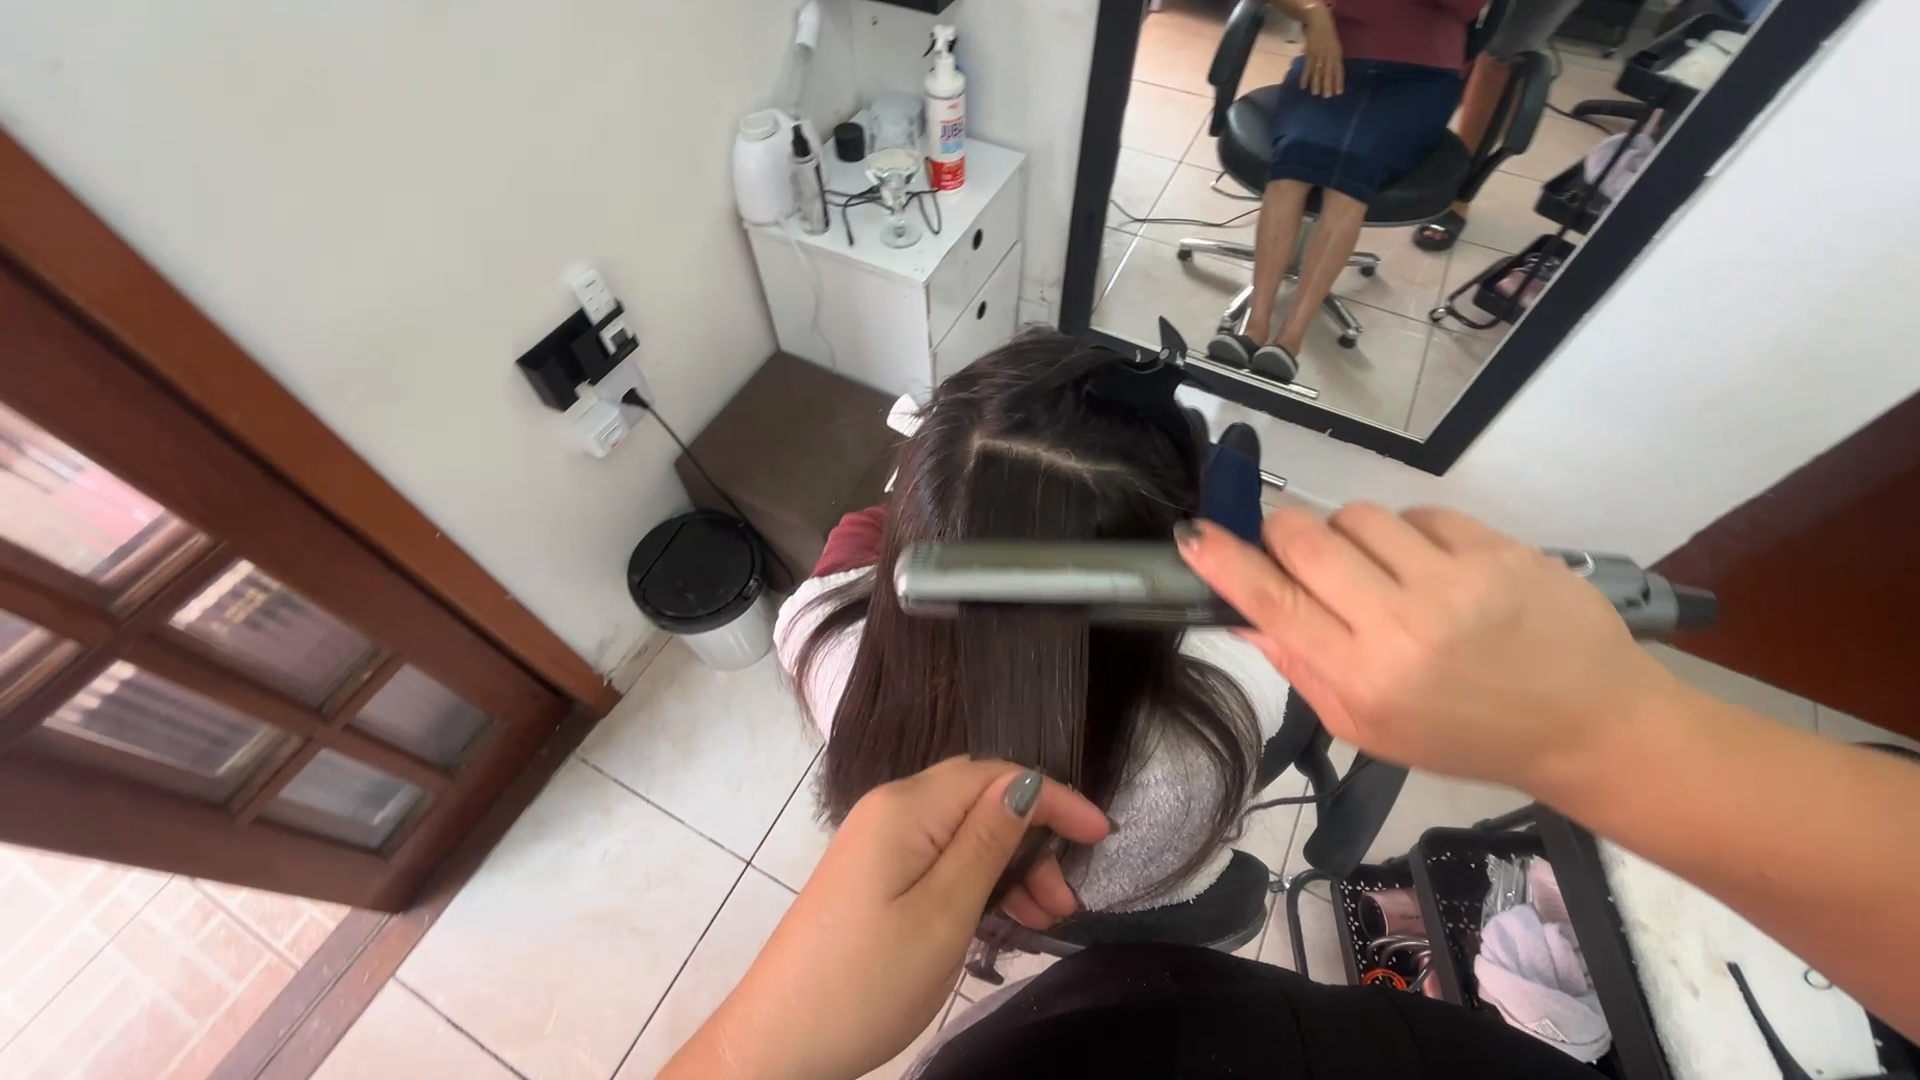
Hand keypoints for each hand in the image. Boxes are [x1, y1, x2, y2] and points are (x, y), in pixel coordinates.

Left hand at [662, 758, 1108, 1079]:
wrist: (776, 1041)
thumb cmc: (867, 979)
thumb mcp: (943, 914)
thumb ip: (987, 842)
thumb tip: (1026, 785)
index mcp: (906, 806)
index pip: (994, 775)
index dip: (1053, 796)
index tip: (1102, 834)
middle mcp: (891, 808)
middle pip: (979, 799)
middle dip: (1032, 837)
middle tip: (1064, 904)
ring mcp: (879, 840)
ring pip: (962, 830)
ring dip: (1009, 864)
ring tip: (1044, 920)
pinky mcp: (874, 872)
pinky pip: (939, 856)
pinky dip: (977, 879)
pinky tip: (1002, 918)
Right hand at [1177, 505, 1682, 788]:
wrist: (1588, 725)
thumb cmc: (1461, 735)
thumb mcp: (1365, 724)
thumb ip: (1298, 665)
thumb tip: (1242, 613)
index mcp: (1365, 677)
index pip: (1273, 602)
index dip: (1224, 562)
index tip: (1193, 534)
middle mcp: (1404, 624)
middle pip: (1304, 539)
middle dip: (1281, 534)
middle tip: (1290, 551)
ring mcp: (1457, 581)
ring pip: (1356, 515)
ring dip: (1346, 536)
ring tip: (1374, 569)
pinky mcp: (1500, 549)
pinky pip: (1416, 513)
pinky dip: (1404, 533)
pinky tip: (1425, 565)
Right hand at [1299, 4, 1343, 97]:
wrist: (1319, 20)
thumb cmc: (1328, 33)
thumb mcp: (1334, 44)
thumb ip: (1333, 58)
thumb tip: (1332, 73)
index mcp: (1337, 53)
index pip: (1338, 70)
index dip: (1338, 81)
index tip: (1339, 93)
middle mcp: (1329, 54)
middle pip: (1328, 72)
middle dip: (1328, 84)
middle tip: (1327, 96)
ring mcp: (1319, 54)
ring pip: (1318, 71)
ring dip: (1316, 83)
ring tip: (1315, 93)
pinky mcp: (1309, 53)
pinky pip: (1307, 67)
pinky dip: (1305, 76)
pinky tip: (1303, 86)